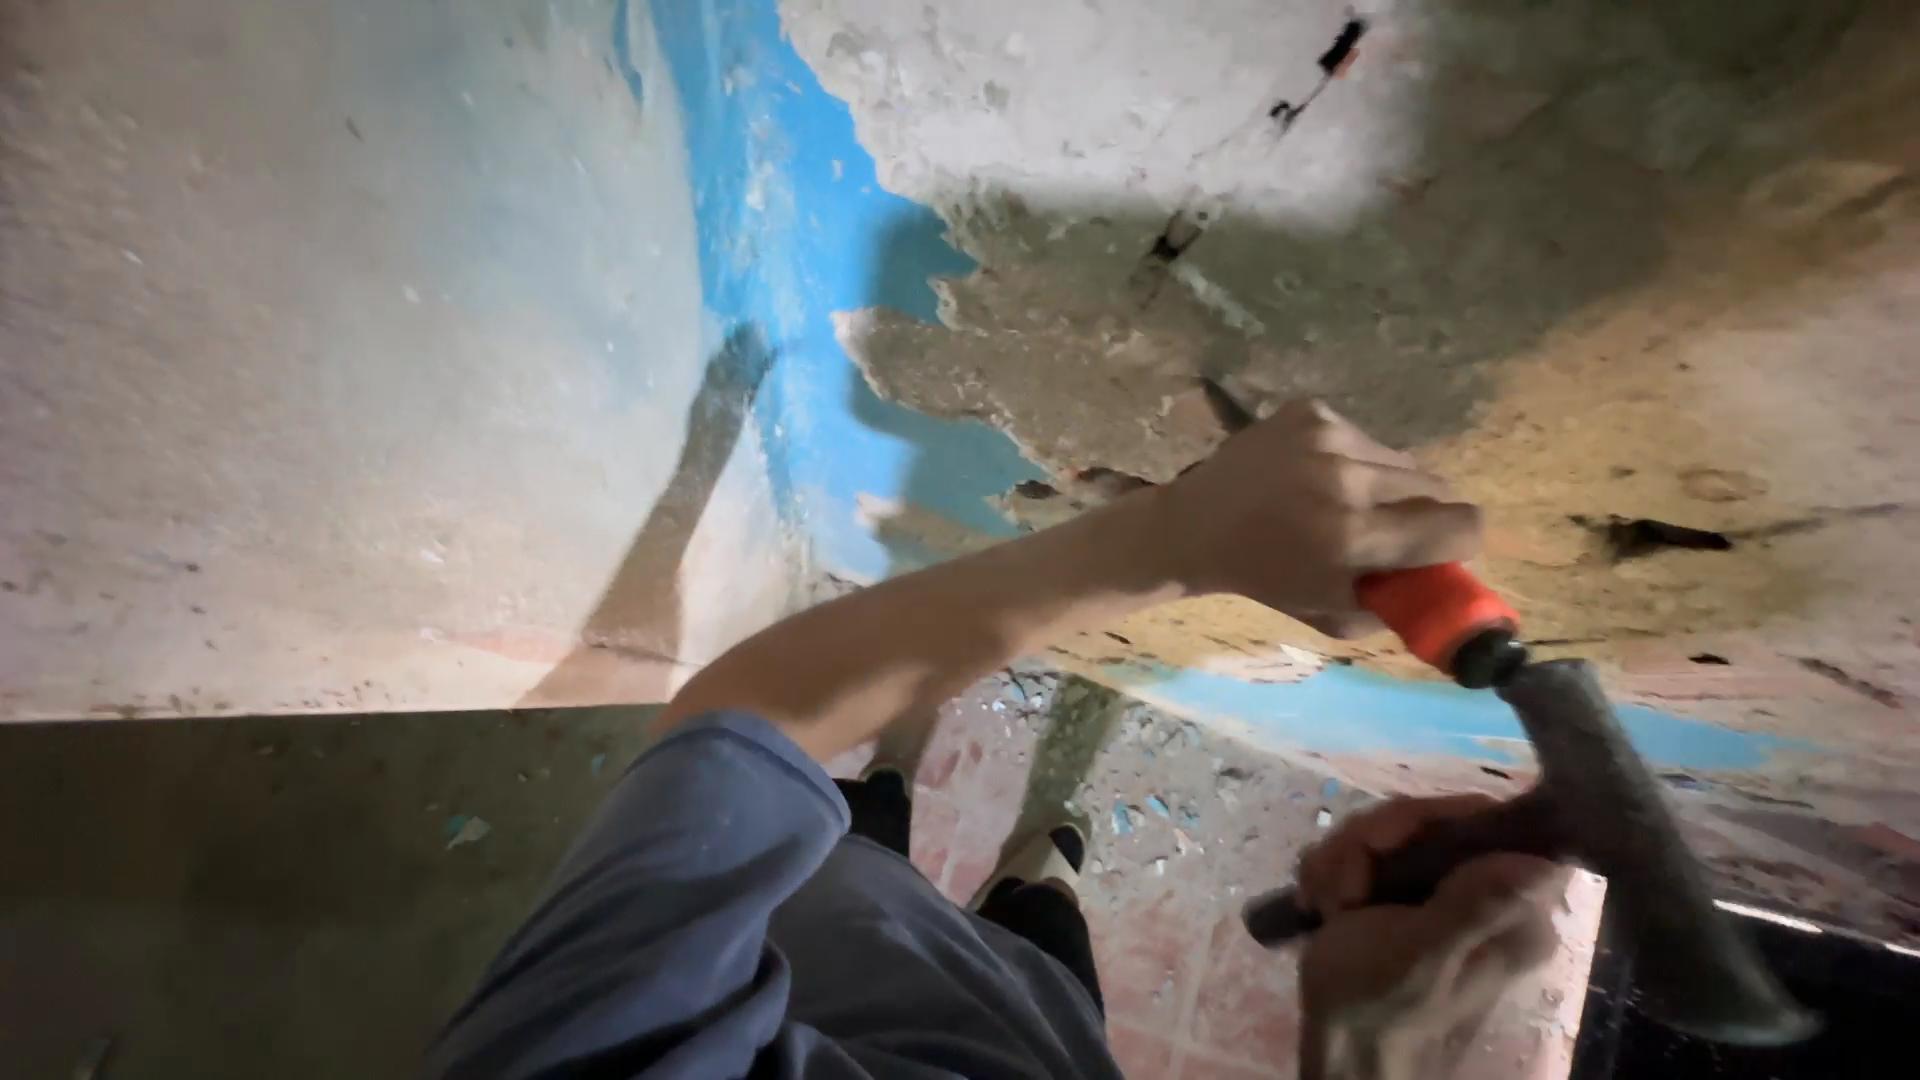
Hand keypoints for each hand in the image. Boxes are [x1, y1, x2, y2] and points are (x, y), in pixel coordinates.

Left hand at [1157, 398, 1481, 636]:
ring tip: (1336, 499)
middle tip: (1384, 527)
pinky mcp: (1308, 411)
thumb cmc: (1263, 576)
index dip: (1459, 541)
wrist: (1194, 525)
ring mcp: (1325, 436)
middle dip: (1421, 512)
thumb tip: (1452, 585)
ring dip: (1383, 482)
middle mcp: (1345, 479)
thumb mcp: (1332, 612)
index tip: (1439, 549)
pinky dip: (1349, 457)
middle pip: (1437, 487)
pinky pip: (1362, 435)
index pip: (1463, 525)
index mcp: (1353, 536)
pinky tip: (1309, 474)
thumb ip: (1399, 605)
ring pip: (1400, 459)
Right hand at [1294, 796, 1567, 1079]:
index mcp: (1513, 913)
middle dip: (1365, 845)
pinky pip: (1366, 852)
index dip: (1421, 817)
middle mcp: (1488, 897)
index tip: (1375, 843)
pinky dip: (1334, 871)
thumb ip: (1474, 905)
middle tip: (1341, 888)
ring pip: (1387, 834)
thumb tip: (1544, 862)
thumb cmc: (1376, 1001)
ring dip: (1342, 861)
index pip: (1480, 820)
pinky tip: (1322, 904)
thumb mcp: (1418, 952)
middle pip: (1424, 820)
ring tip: (1326, 904)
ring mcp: (1445, 896)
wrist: (1340, 1045)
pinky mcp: (1408, 897)